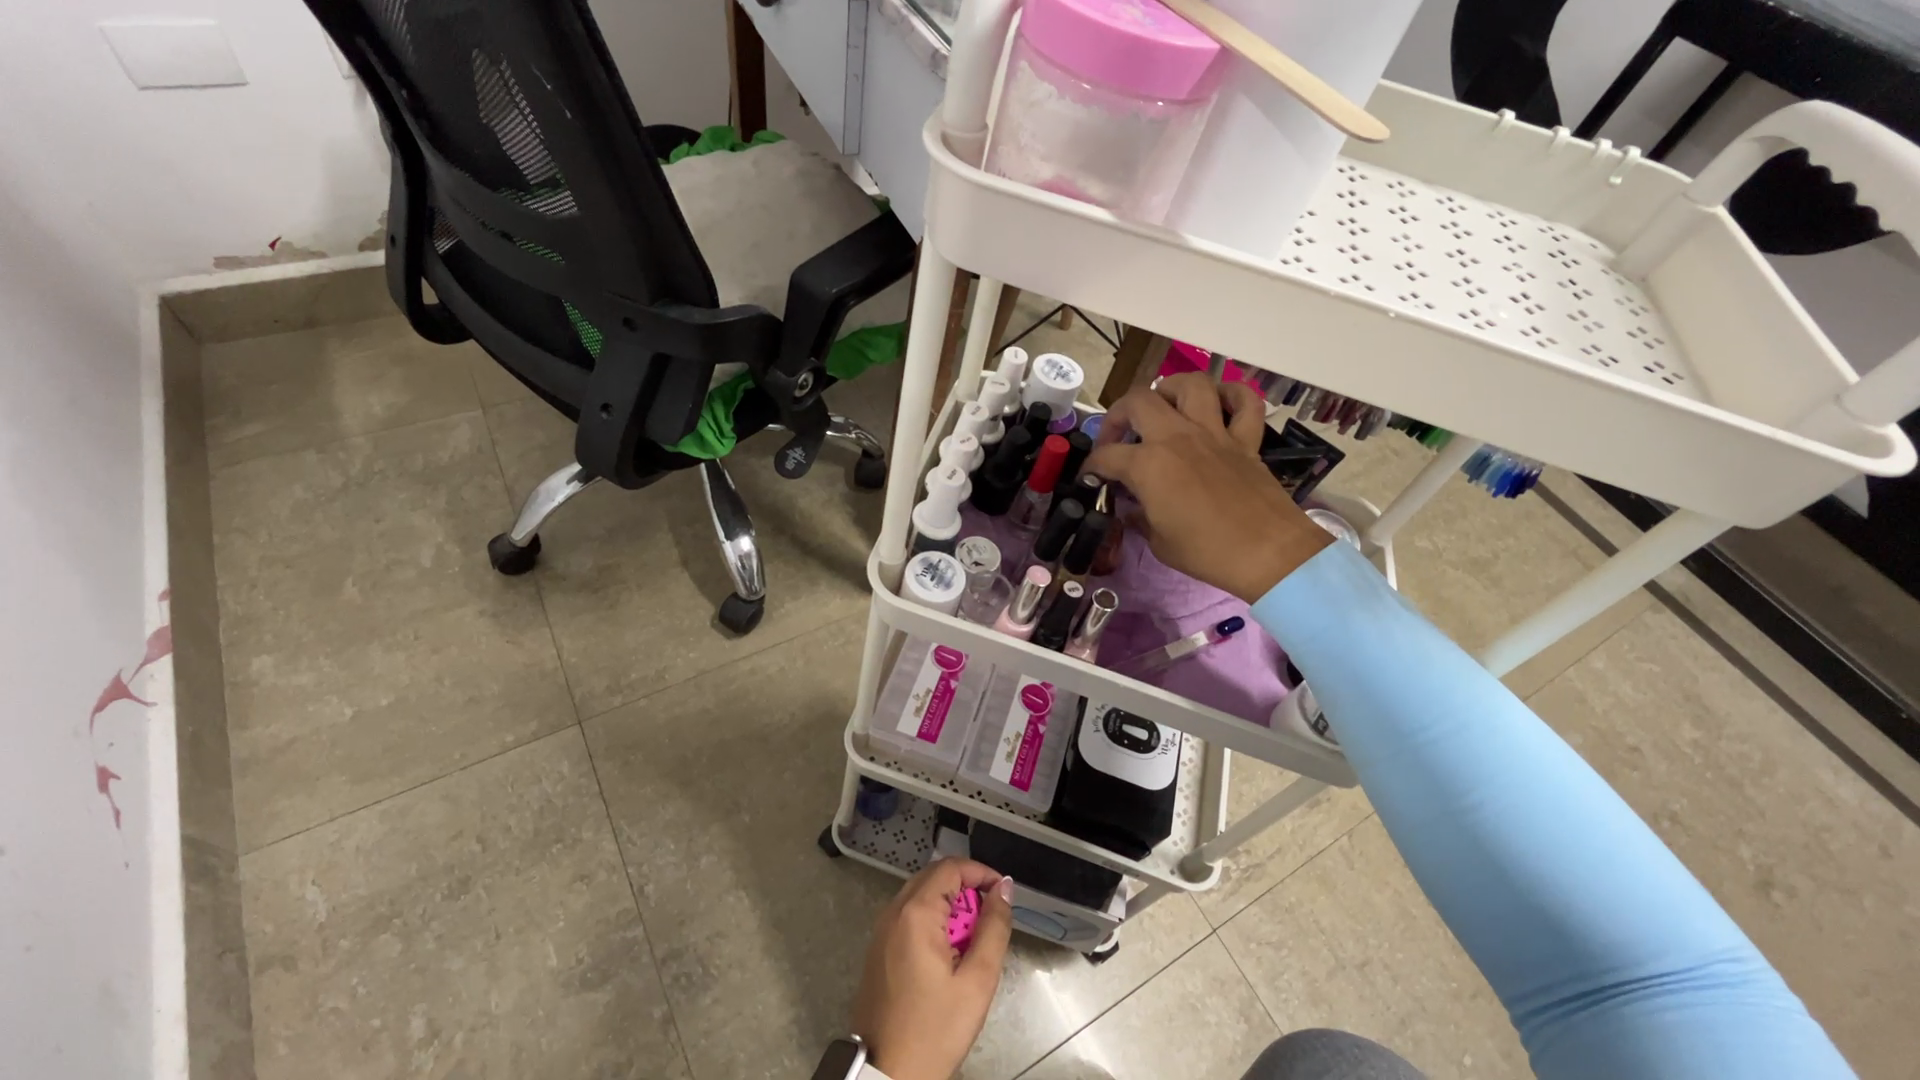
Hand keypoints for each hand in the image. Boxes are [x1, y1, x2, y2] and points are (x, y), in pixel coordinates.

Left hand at [851, 859, 1014, 1079]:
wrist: (887, 1072)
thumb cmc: (935, 1029)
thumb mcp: (977, 981)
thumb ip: (994, 928)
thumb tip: (1003, 889)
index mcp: (915, 914)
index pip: (950, 868)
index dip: (981, 872)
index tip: (1003, 894)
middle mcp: (893, 912)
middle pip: (934, 877)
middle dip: (966, 890)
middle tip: (989, 923)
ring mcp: (881, 930)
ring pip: (921, 896)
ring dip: (950, 908)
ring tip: (972, 944)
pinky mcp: (878, 949)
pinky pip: (908, 917)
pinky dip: (932, 922)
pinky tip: (947, 956)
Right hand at [1085, 373, 1331, 602]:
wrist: (1266, 553)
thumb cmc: (1206, 552)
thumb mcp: (1159, 543)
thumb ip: (1140, 518)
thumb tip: (1133, 508)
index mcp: (1148, 464)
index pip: (1107, 456)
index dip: (1092, 466)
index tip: (1090, 476)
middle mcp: (1177, 437)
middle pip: (1138, 401)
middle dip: (1118, 414)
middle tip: (1118, 437)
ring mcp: (1214, 434)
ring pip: (1190, 385)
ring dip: (1171, 388)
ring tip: (1163, 405)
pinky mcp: (1246, 441)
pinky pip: (1245, 403)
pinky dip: (1233, 395)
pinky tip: (1220, 404)